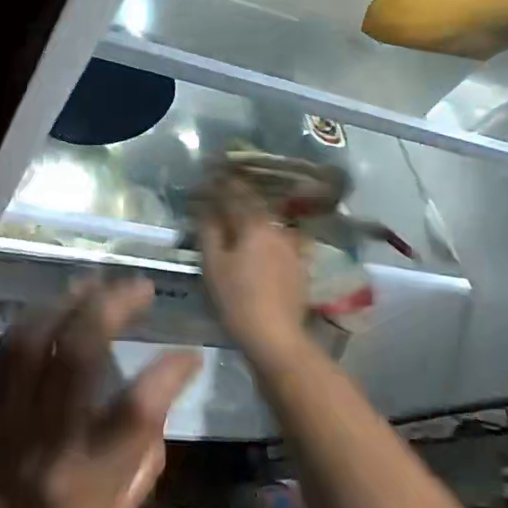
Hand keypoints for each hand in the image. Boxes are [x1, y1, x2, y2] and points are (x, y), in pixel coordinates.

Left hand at [0, 279, 199, 507]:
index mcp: (86, 476)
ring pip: (36, 338)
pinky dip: (38, 316)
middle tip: (141, 287)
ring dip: (70, 300)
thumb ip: (140, 469)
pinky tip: (56, 306)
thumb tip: (158, 414)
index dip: (170, 373)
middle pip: (77, 352)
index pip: (137, 411)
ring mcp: (10, 412)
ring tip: (98, 282)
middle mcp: (48, 434)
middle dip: (112, 307)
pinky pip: (10, 345)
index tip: (191, 355)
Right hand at [195, 177, 311, 351]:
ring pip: (272, 221)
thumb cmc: (236, 299)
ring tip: (243, 214)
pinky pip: (283, 239)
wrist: (275, 335)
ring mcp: (293, 246)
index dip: (222, 182)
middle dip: (240, 195)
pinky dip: (271, 233)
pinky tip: (266, 238)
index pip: (236, 193)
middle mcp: (278, 228)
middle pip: (257, 204)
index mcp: (254, 224)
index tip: (211, 172)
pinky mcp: (301, 264)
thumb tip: (206, 209)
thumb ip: (209, 231)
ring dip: (257, 214)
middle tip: (225, 189)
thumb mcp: (213, 265)